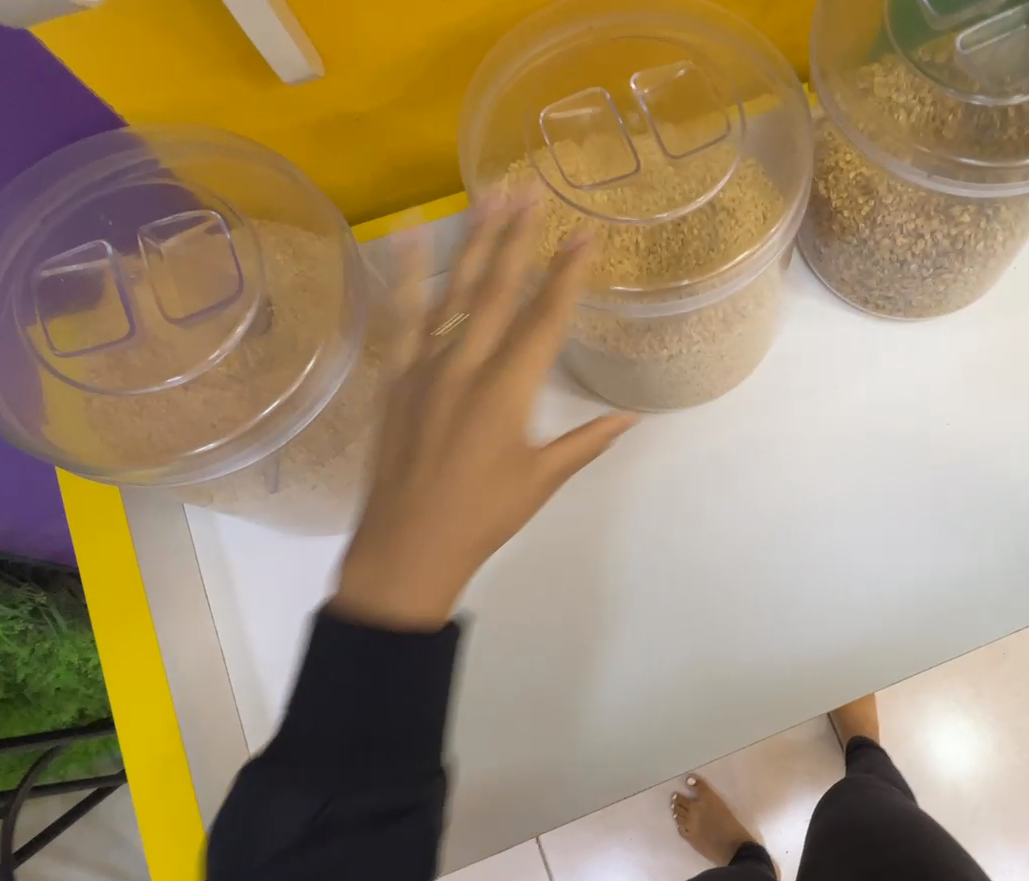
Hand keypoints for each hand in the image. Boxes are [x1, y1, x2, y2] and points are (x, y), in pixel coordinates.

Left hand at [331, 195, 636, 629]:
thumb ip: (587, 441)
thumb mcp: (543, 479)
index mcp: (508, 391)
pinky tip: (412, 235)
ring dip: (474, 241)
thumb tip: (632, 417)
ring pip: (453, 292)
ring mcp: (424, 366)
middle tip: (532, 187)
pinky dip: (408, 273)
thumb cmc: (485, 516)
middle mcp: (466, 365)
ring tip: (489, 196)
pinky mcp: (396, 376)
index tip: (585, 236)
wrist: (408, 546)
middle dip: (519, 237)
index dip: (567, 275)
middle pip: (497, 290)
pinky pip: (402, 315)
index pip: (544, 320)